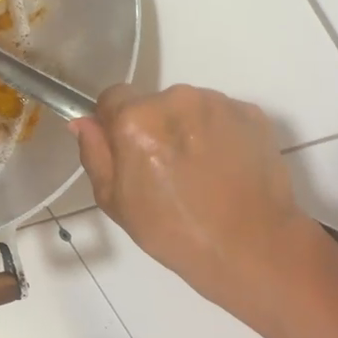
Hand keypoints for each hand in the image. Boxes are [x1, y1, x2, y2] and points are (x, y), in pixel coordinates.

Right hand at [70, 84, 324, 305]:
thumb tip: (84, 123)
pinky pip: (219, 115)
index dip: (112, 123)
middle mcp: (178, 99)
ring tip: (193, 170)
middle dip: (150, 127)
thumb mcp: (112, 199)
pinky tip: (219, 167)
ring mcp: (220, 104)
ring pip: (186, 108)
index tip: (121, 150)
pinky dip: (214, 134)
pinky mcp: (252, 113)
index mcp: (137, 120)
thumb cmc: (168, 227)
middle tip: (159, 169)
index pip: (112, 96)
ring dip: (183, 129)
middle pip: (152, 103)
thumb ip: (95, 154)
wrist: (246, 241)